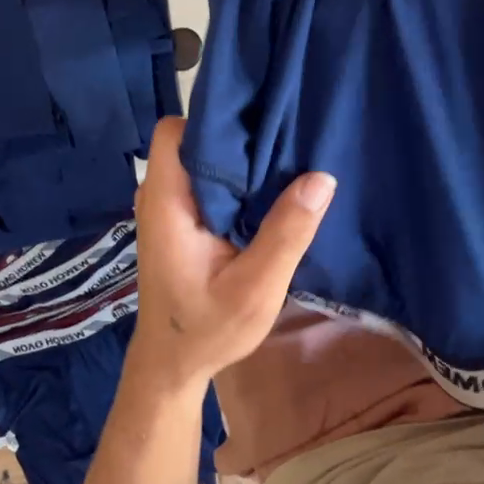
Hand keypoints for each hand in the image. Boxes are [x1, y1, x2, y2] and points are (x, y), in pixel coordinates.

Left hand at [128, 117, 335, 394]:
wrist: (174, 365)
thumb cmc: (207, 329)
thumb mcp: (255, 288)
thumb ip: (286, 234)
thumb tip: (322, 178)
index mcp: (167, 202)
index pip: (173, 132)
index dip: (212, 118)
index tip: (260, 121)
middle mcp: (161, 197)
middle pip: (192, 139)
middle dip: (236, 134)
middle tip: (286, 134)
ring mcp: (169, 208)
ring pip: (201, 160)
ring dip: (238, 158)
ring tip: (284, 156)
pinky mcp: (183, 221)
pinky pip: (207, 182)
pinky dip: (236, 179)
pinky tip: (270, 188)